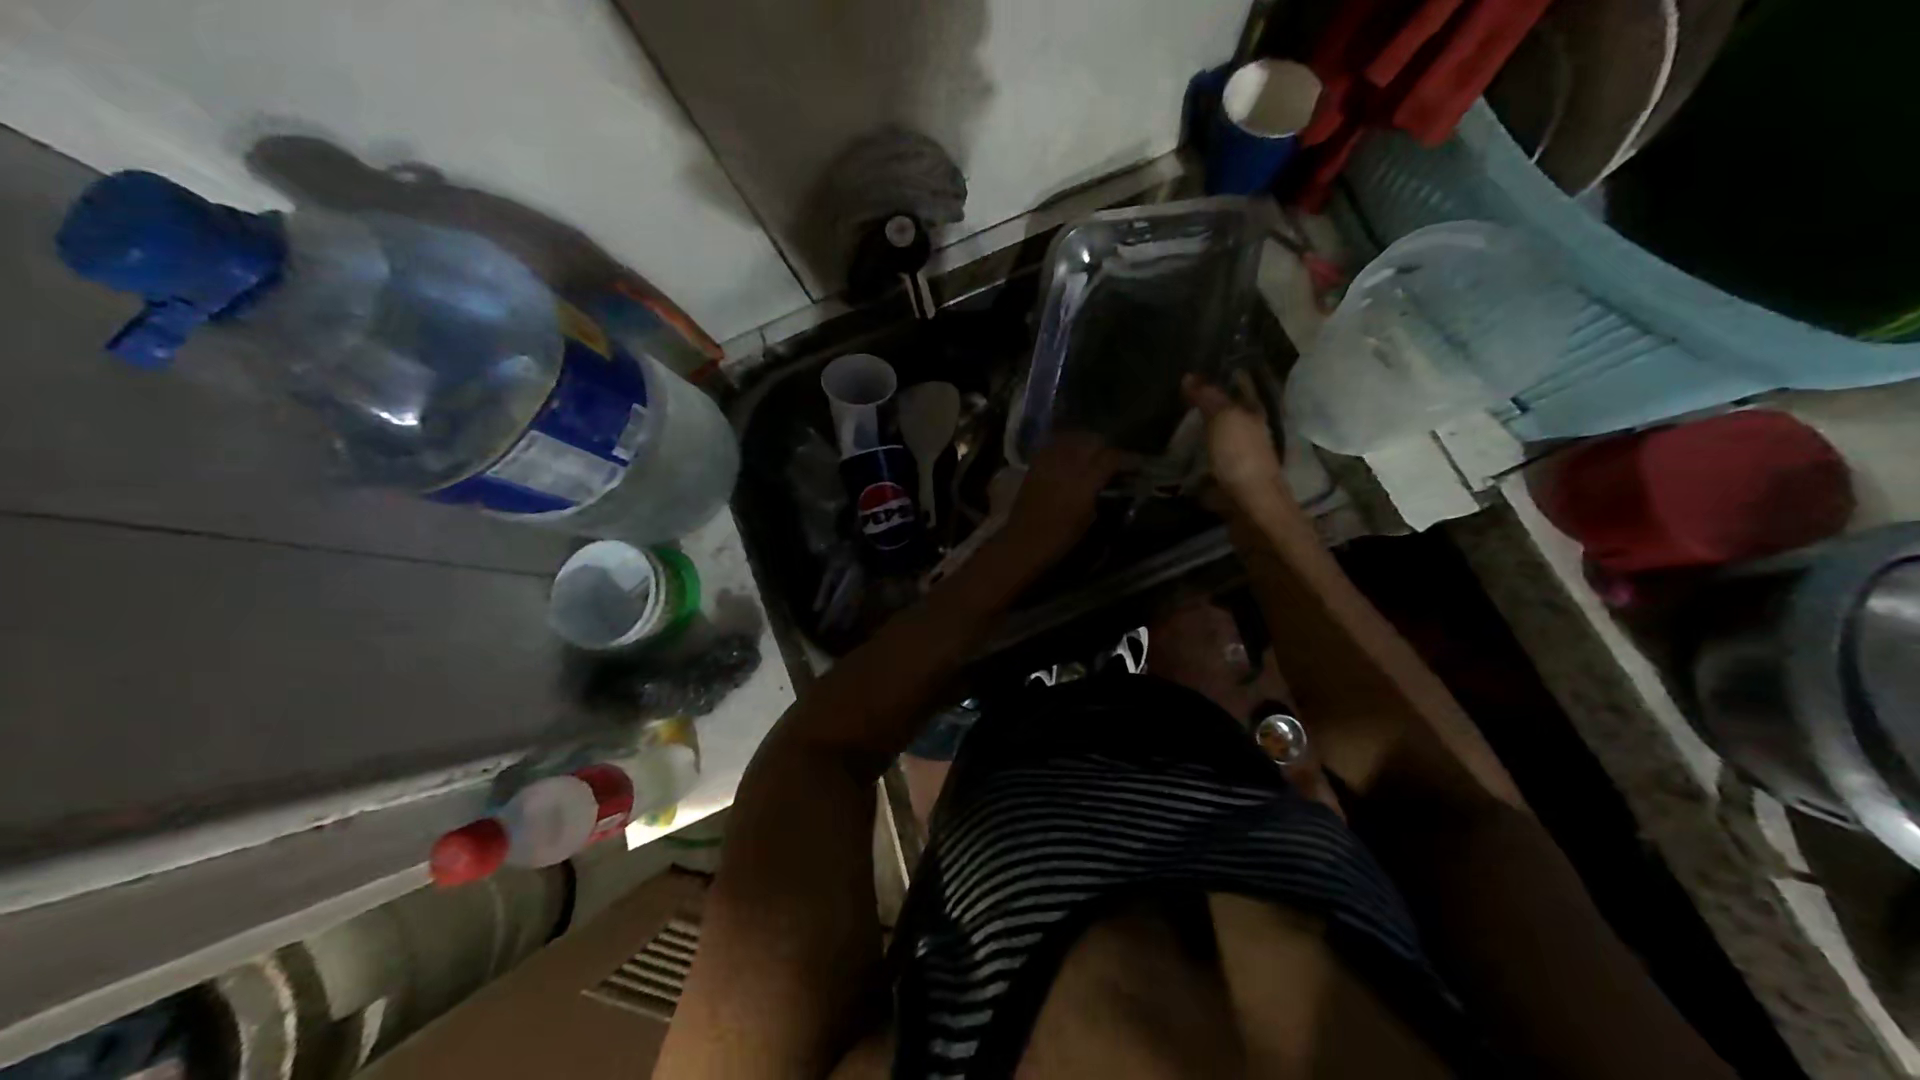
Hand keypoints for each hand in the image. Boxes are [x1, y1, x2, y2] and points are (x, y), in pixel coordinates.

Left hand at [999, 432, 1125, 562]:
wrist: (1024, 541)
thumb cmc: (1060, 537)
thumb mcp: (1088, 517)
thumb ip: (1098, 493)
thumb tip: (1104, 481)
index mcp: (1085, 480)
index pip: (1111, 457)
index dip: (1127, 459)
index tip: (1136, 463)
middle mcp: (1067, 464)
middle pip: (1091, 440)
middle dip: (1104, 447)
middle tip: (1111, 459)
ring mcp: (1048, 461)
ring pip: (1070, 438)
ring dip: (1083, 442)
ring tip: (1089, 453)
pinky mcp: (1034, 465)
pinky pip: (1052, 446)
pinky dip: (1062, 446)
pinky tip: (1067, 456)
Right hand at [1183, 373, 1291, 510]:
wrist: (1252, 511)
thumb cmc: (1241, 459)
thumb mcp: (1223, 419)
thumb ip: (1207, 397)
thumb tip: (1189, 375)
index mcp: (1252, 414)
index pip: (1236, 387)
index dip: (1216, 377)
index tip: (1188, 372)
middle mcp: (1248, 434)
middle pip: (1224, 414)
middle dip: (1202, 407)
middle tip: (1170, 398)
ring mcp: (1238, 461)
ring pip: (1214, 441)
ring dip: (1195, 436)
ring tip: (1165, 428)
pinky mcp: (1226, 484)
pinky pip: (1205, 468)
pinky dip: (1191, 465)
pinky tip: (1171, 462)